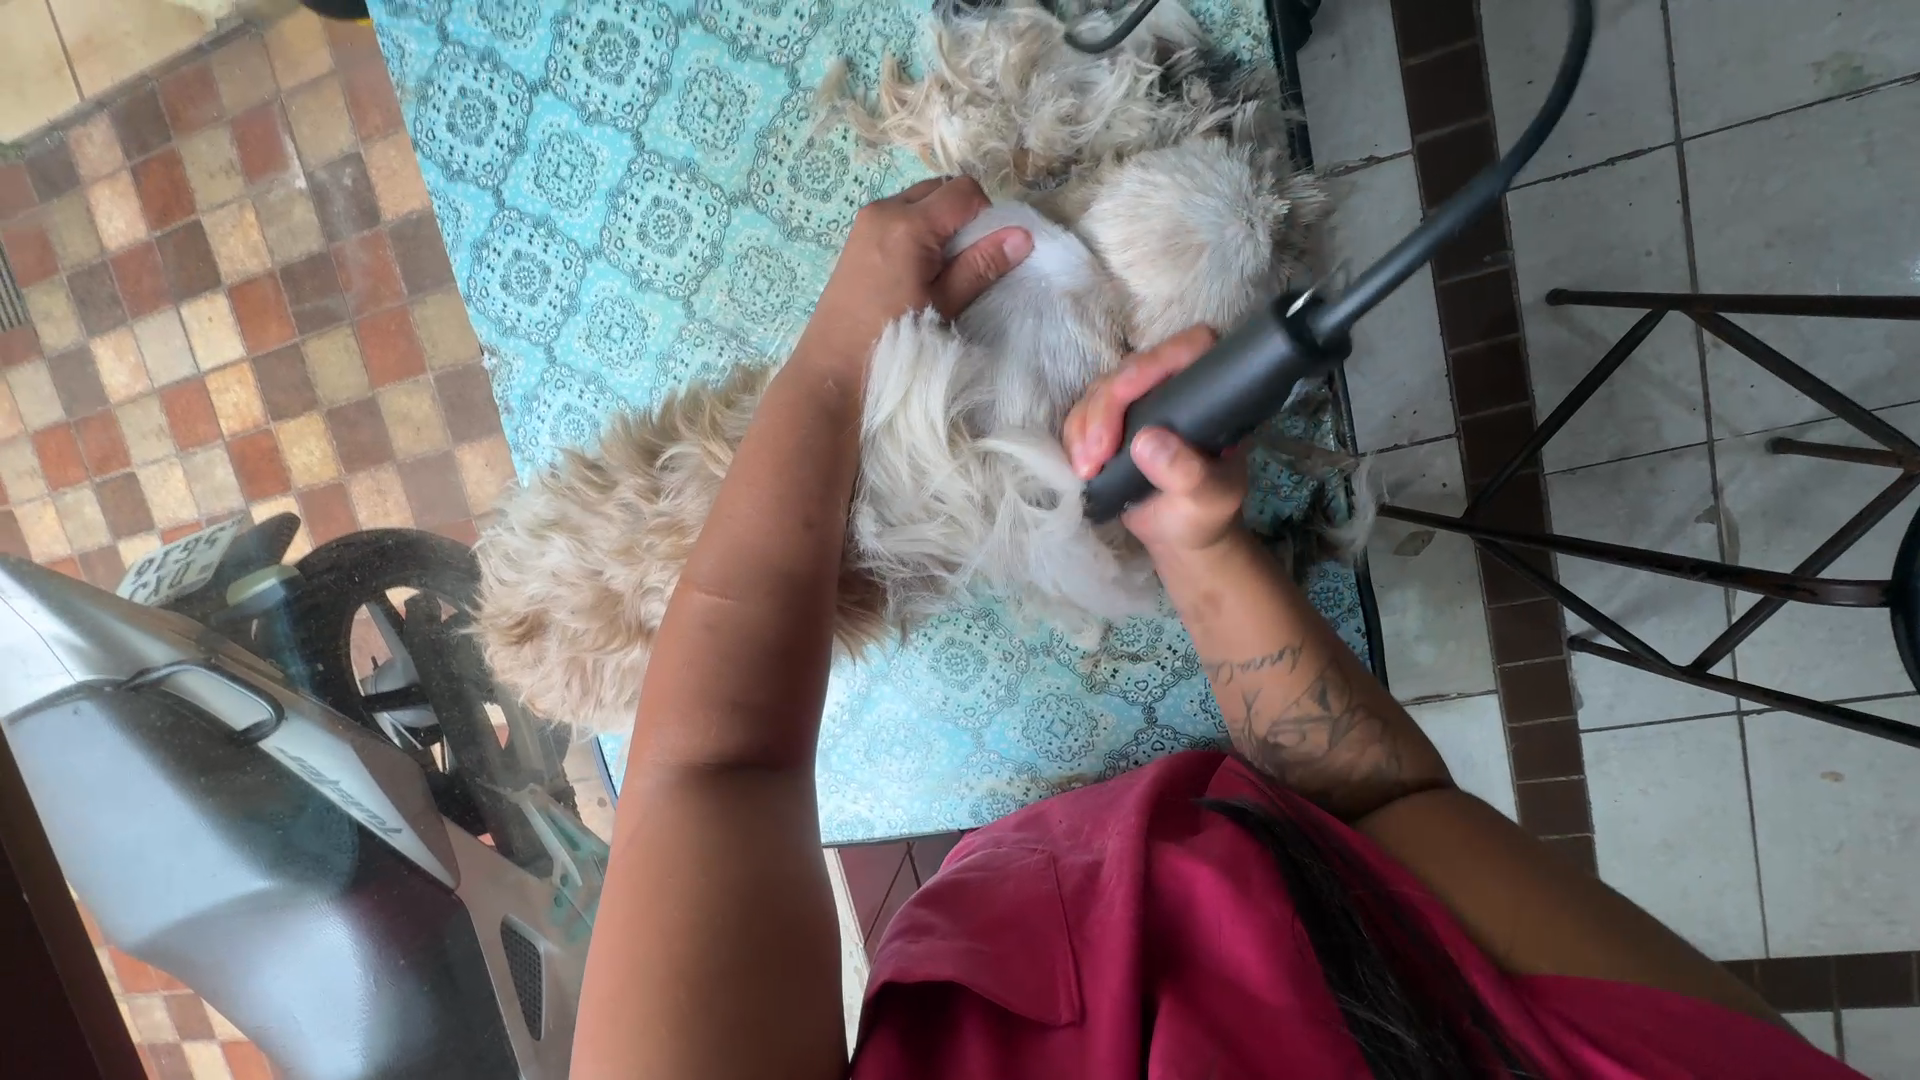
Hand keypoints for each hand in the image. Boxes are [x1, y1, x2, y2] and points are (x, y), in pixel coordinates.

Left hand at [793, 176, 1033, 377]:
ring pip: (919, 201)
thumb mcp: (945, 304)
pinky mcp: (857, 237)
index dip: (986, 216)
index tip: (986, 253)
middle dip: (961, 217)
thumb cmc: (893, 340)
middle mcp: (884, 209)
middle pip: (940, 188)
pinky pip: (899, 217)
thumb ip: (981, 266)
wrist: (834, 368)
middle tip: (964, 263)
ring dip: (939, 224)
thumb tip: (1023, 235)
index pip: (964, 191)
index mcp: (907, 224)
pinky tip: (916, 273)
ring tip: (938, 271)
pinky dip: (917, 232)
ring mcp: (865, 221)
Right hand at [1061, 326, 1247, 559]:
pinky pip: (1080, 416)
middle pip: (1130, 371)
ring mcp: (1138, 404)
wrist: (1178, 534)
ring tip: (1087, 470)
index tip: (1127, 394)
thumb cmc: (1204, 513)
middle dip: (1106, 409)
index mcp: (1210, 393)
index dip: (1155, 361)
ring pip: (1098, 392)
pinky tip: (1081, 468)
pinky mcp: (1109, 422)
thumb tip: (1147, 442)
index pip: (1188, 349)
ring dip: (1084, 427)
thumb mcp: (1207, 498)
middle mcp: (1172, 388)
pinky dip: (1074, 439)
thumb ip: (1187, 472)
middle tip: (1098, 456)